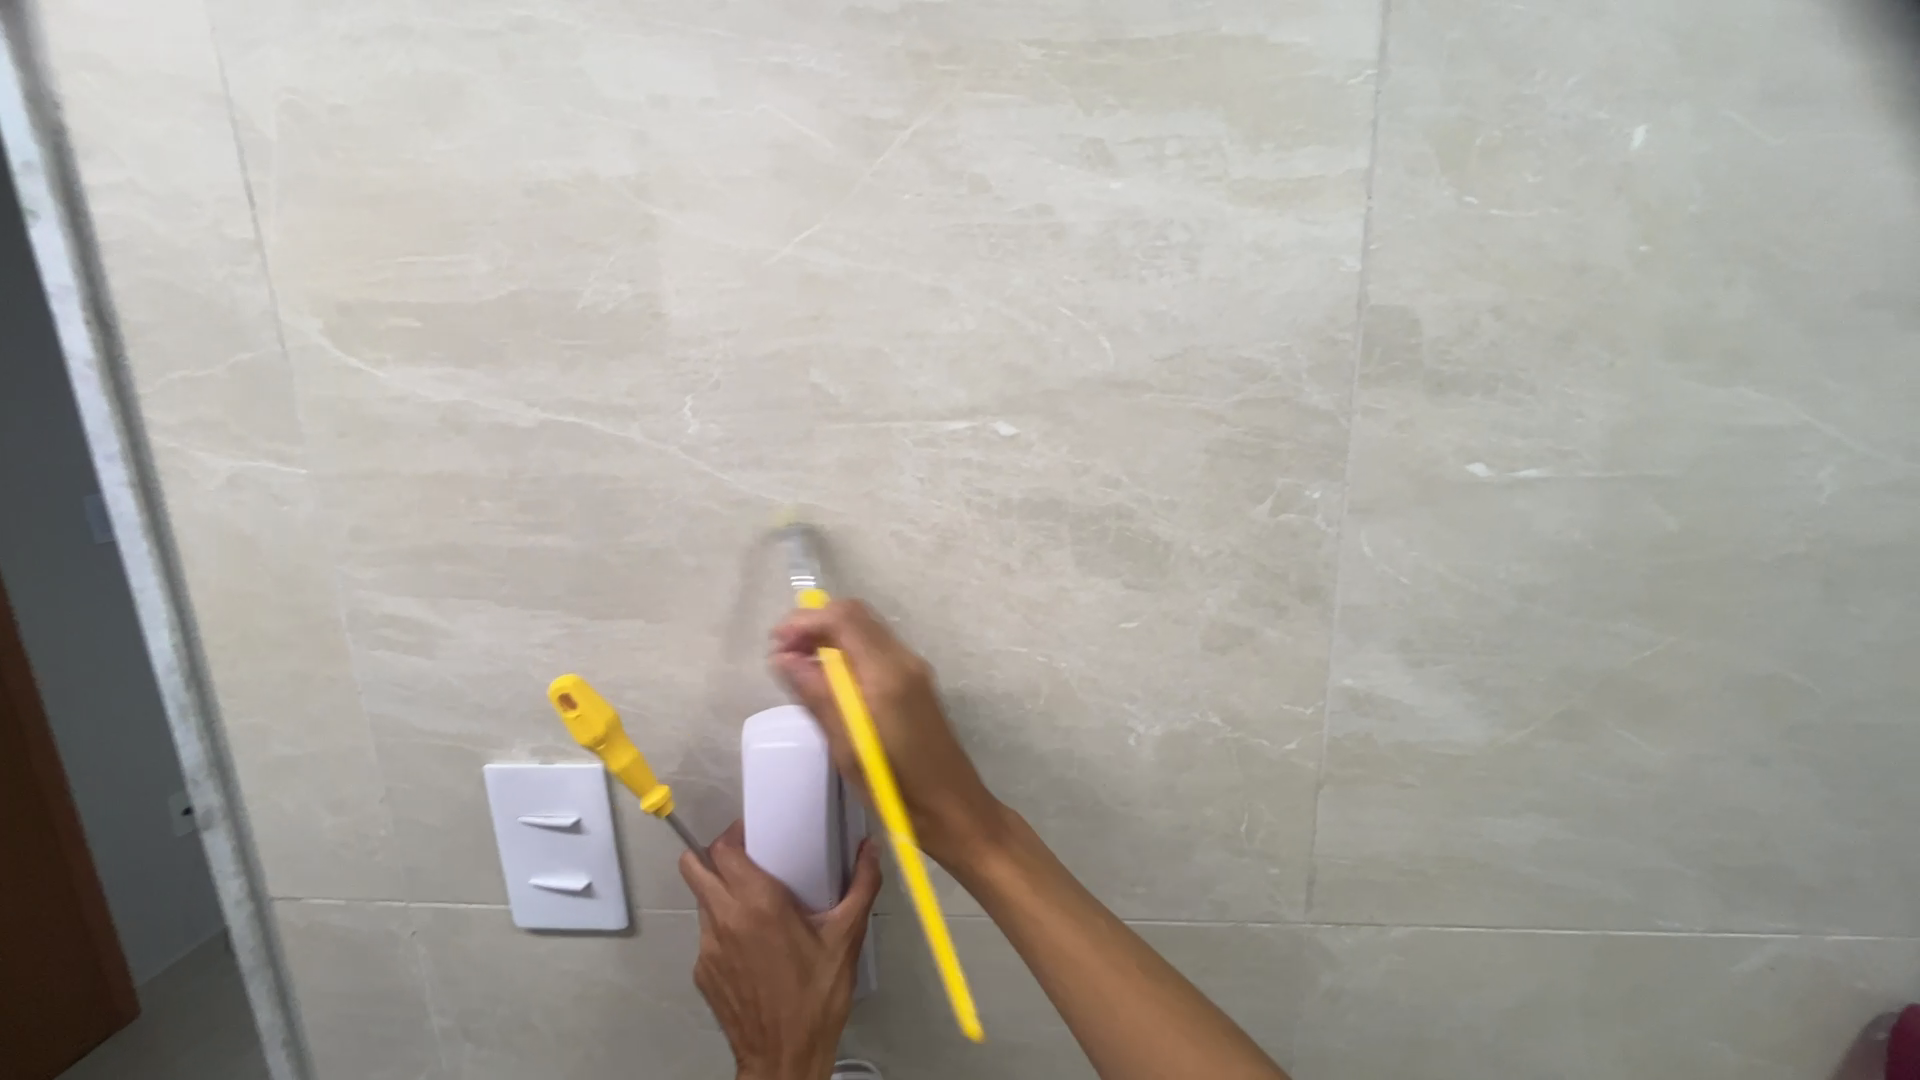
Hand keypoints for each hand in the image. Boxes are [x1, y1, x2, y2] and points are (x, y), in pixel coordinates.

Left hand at [680, 822, 881, 1079]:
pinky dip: (723, 926)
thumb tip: (871, 847)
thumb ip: (862, 885)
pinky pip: (707, 934)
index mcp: (757, 903)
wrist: (785, 1057)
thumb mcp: (847, 937)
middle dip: (714, 856)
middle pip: (695, 868)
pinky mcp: (702, 973)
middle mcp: (724, 919)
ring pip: (701, 900)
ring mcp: (707, 948)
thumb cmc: (818, 993)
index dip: (732, 835)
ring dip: (719, 890)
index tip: (753, 832)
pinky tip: (752, 943)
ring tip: (753, 900)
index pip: (722, 850)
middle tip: (747, 857)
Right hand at [769, 599, 1005, 868]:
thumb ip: (817, 694)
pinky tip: (830, 680)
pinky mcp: (916, 682)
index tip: (776, 644)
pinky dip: (848, 651)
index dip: (805, 621)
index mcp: (887, 673)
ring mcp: (914, 669)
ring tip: (799, 666)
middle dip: (815, 624)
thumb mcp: (847, 746)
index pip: (843, 617)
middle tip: (784, 653)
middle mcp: (904, 660)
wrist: (953, 807)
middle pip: (856, 615)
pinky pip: (876, 649)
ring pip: (866, 629)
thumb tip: (784, 657)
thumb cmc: (896, 786)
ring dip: (831, 636)